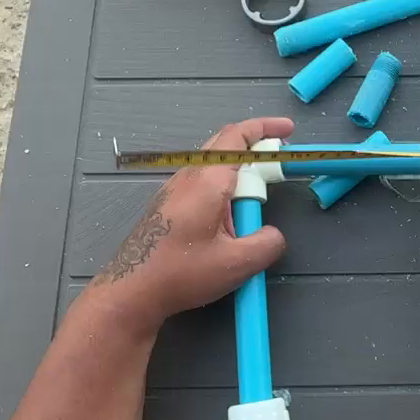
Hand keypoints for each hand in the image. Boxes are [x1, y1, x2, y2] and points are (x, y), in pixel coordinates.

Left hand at [78, 117, 294, 332]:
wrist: (132, 290)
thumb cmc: (182, 273)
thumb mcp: (237, 263)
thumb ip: (267, 243)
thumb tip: (274, 234)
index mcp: (207, 182)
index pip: (237, 138)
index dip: (265, 128)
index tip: (287, 129)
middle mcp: (188, 177)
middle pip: (224, 145)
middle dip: (255, 145)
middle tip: (278, 159)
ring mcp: (174, 190)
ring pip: (212, 165)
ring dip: (239, 171)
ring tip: (257, 196)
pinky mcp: (168, 205)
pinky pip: (202, 182)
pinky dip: (225, 186)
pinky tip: (231, 216)